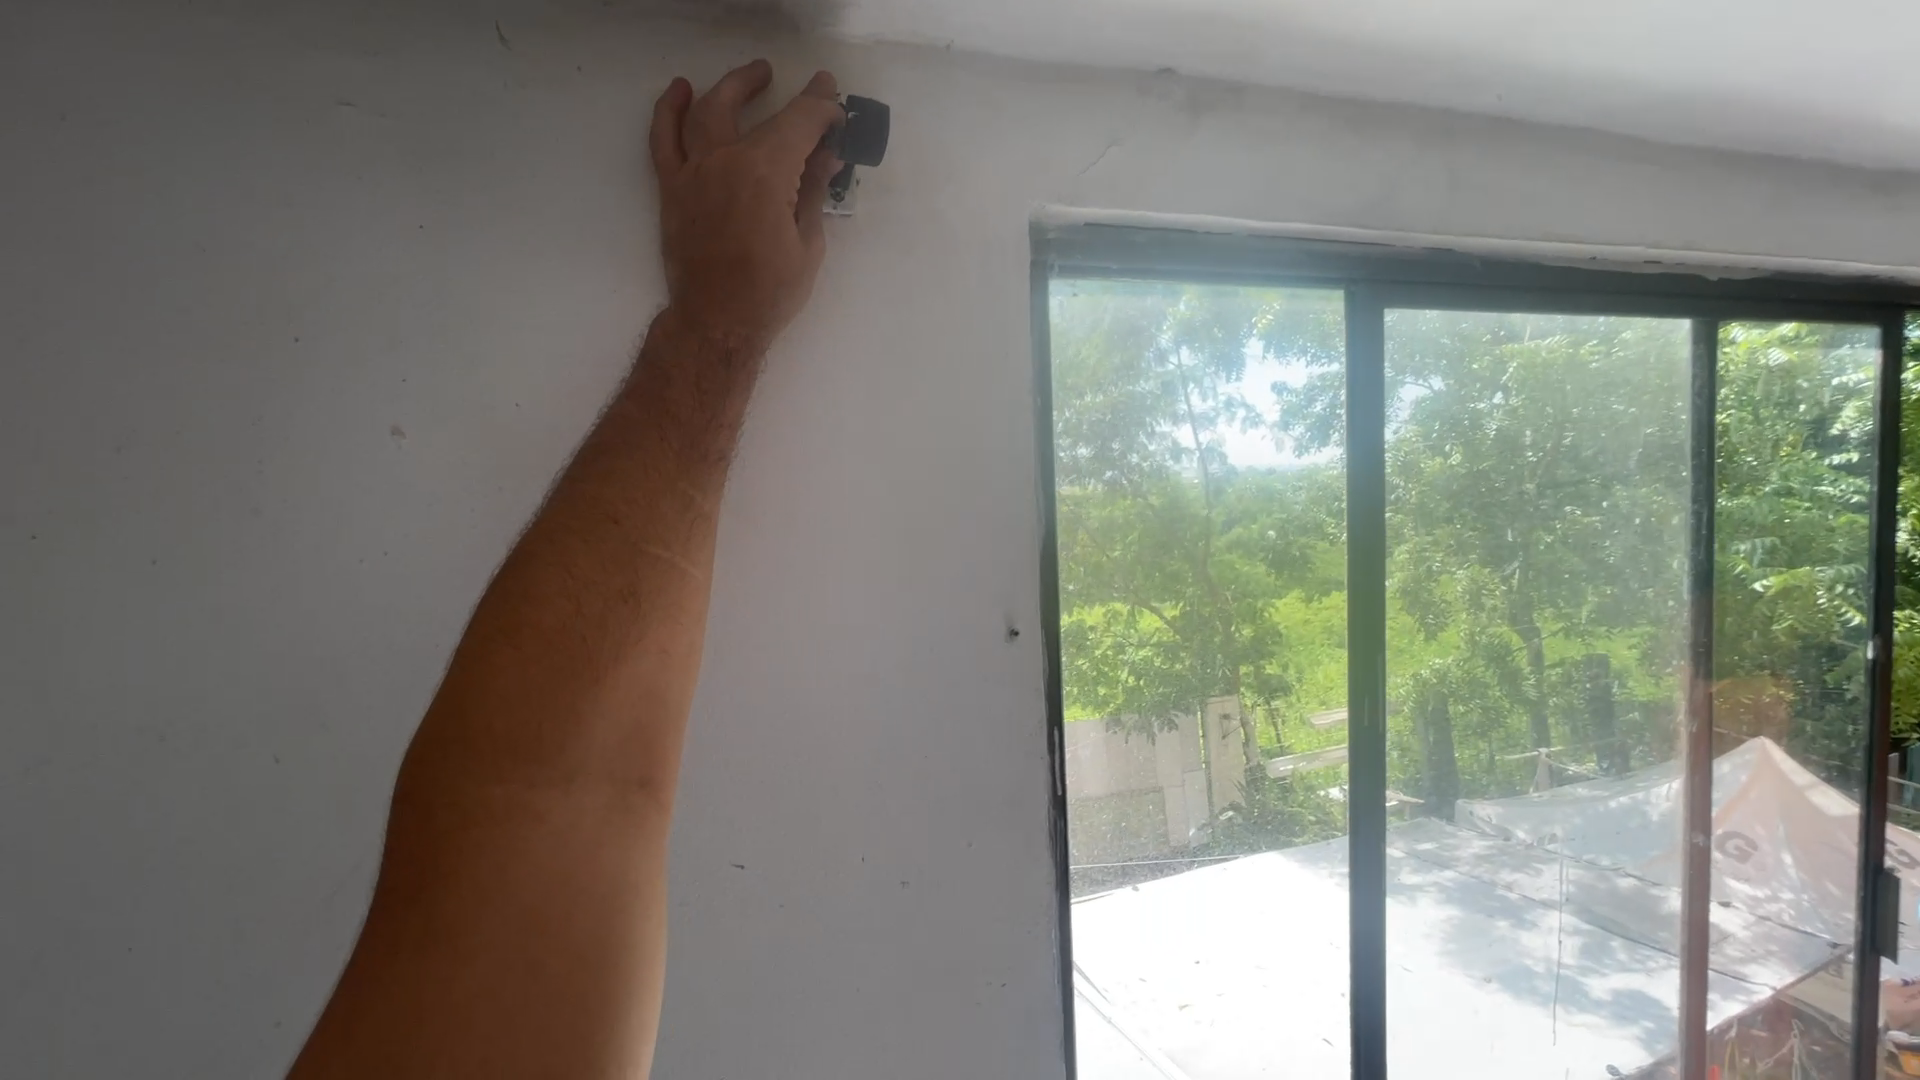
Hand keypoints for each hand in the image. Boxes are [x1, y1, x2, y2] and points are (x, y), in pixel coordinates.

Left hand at [650, 61, 844, 348]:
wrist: (718, 321)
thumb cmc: (771, 292)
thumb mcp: (808, 245)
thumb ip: (811, 193)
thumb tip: (824, 157)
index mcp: (767, 173)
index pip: (800, 124)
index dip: (822, 110)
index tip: (836, 107)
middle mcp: (727, 159)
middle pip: (760, 113)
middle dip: (793, 99)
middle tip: (811, 91)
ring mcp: (694, 171)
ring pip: (709, 111)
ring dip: (733, 87)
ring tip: (752, 76)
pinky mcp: (672, 187)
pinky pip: (663, 138)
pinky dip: (670, 110)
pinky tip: (682, 92)